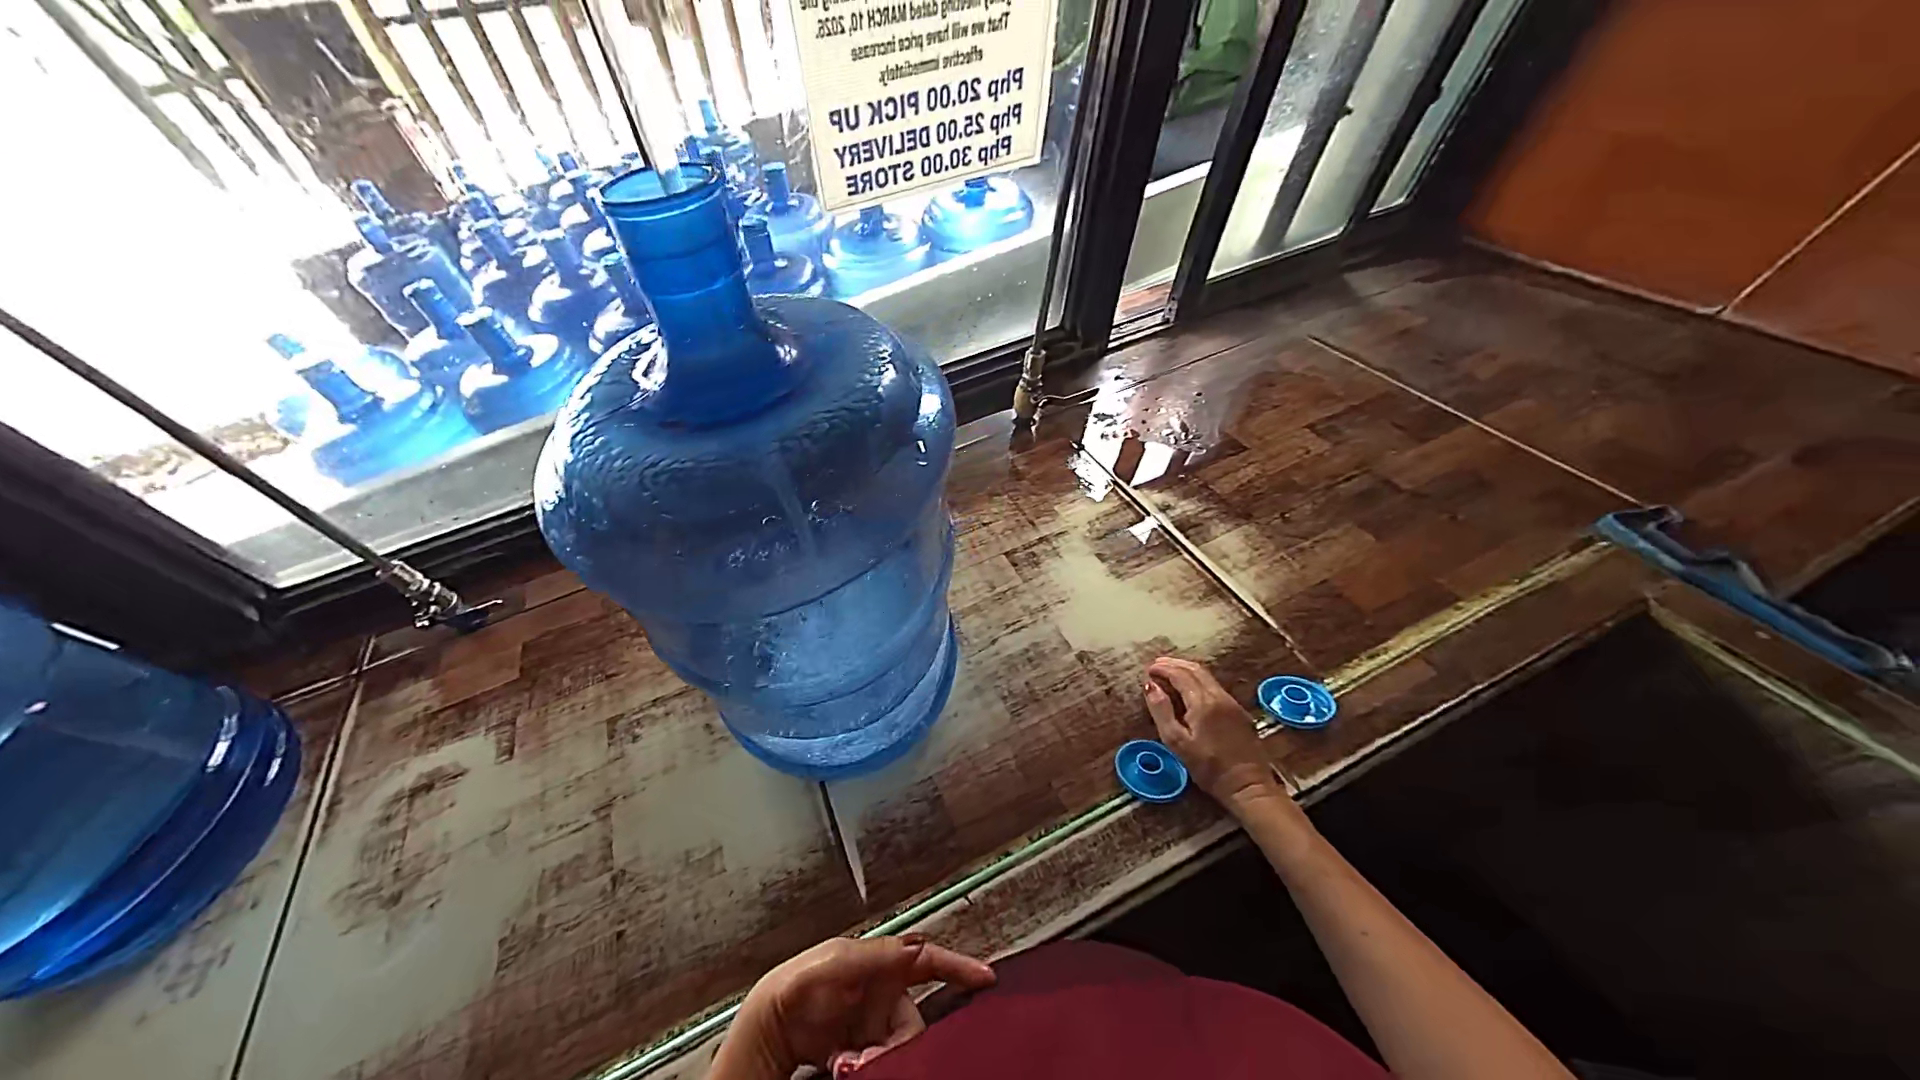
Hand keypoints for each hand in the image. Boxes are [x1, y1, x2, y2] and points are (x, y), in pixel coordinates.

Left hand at [711, 935, 994, 1079]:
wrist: (769, 1027)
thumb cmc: (799, 982)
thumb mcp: (836, 960)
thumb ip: (877, 955)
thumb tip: (917, 947)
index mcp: (882, 963)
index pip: (928, 960)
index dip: (959, 967)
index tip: (987, 978)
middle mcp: (883, 994)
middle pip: (916, 1020)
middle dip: (902, 1042)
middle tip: (871, 1057)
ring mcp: (874, 1026)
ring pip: (903, 1047)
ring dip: (884, 1059)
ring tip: (848, 1064)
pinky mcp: (863, 1052)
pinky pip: (886, 1062)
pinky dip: (870, 1069)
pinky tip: (845, 1066)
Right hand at [1143, 657, 1288, 813]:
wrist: (1248, 786)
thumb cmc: (1208, 767)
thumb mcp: (1177, 742)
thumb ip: (1162, 711)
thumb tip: (1150, 686)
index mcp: (1203, 702)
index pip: (1180, 675)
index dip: (1163, 669)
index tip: (1148, 669)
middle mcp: (1219, 697)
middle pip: (1196, 670)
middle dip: (1174, 664)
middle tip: (1156, 666)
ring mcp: (1232, 703)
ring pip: (1207, 677)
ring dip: (1187, 670)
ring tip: (1170, 673)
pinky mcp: (1239, 712)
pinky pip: (1215, 687)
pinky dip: (1198, 680)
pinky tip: (1190, 689)